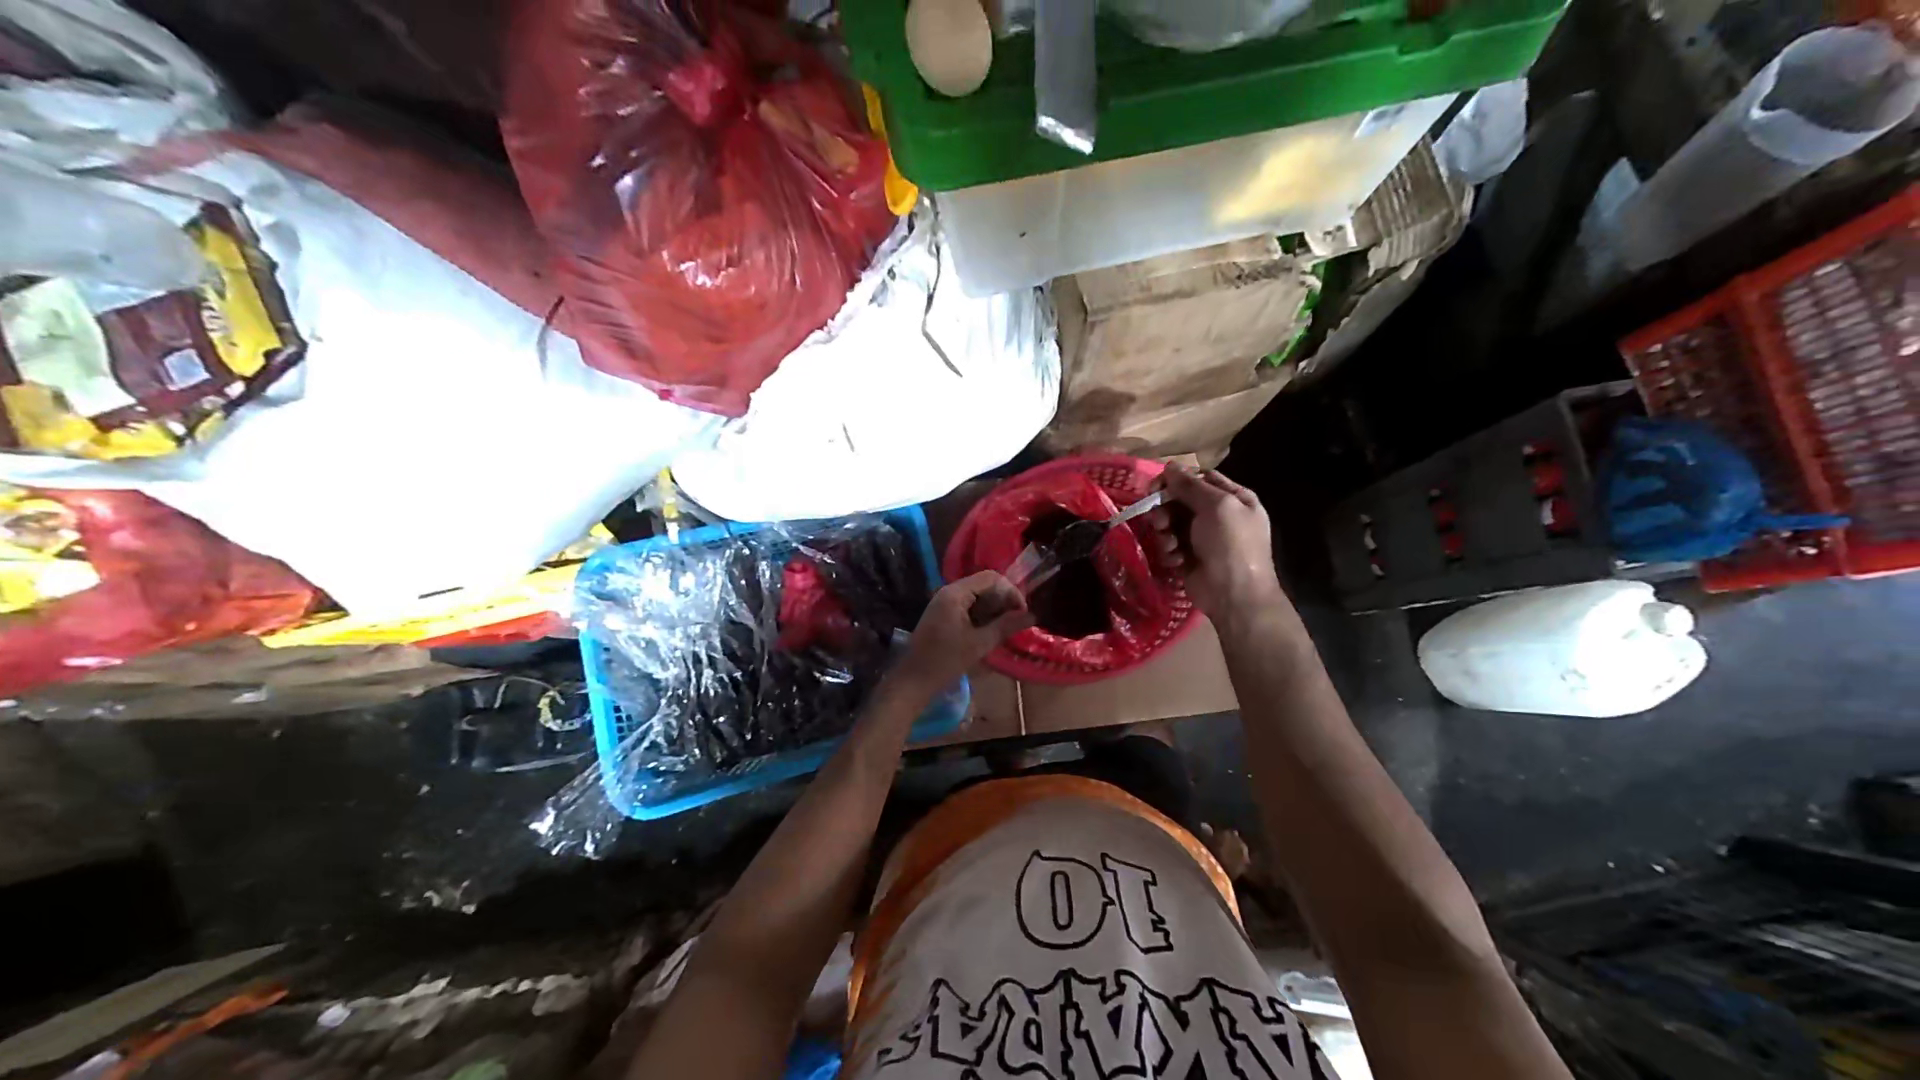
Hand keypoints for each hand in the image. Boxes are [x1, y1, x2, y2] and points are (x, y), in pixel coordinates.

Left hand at [898, 571, 1033, 689]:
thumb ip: (1006, 626)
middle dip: (1003, 601)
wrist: (913, 681)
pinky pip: (968, 607)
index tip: (1022, 613)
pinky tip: (991, 632)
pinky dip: (982, 616)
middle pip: (984, 585)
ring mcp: (944, 603)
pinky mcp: (943, 615)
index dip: (1011, 592)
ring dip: (994, 609)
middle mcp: (949, 592)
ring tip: (1007, 628)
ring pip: (977, 597)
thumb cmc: (945, 661)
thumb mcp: (980, 644)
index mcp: (955, 593)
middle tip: (1017, 622)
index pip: (991, 578)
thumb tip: (1031, 615)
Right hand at [1143, 464, 1287, 628]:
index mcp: (1233, 498)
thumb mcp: (1217, 506)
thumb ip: (1191, 485)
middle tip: (1158, 520)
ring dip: (1165, 532)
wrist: (1234, 595)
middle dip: (1166, 509)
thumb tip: (1170, 467)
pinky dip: (1170, 551)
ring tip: (1170, 545)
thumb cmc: (1231, 545)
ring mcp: (1203, 538)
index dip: (1176, 480)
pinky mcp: (1190, 558)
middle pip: (1181, 501)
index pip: (1199, 479)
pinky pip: (1171, 545)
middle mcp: (1219, 515)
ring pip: (1172, 523)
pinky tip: (1176, 560)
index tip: (1155, 487)